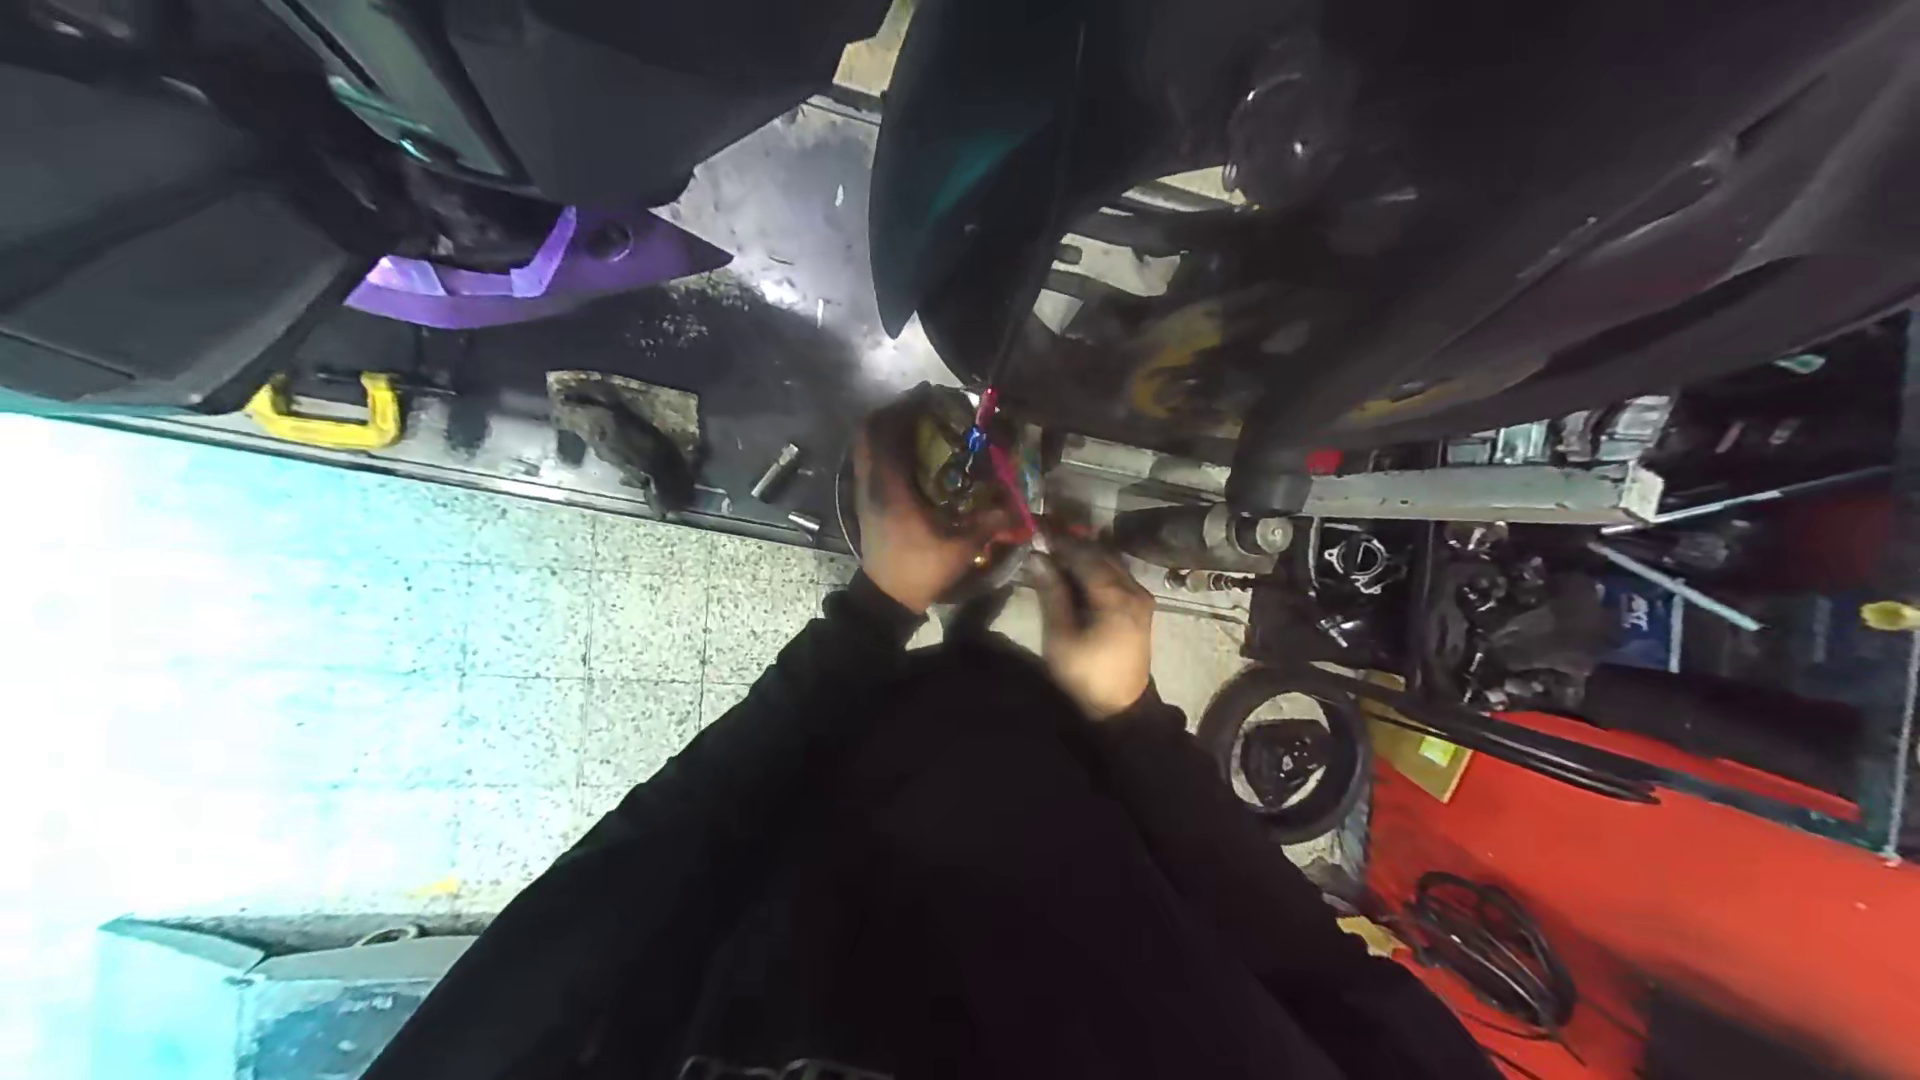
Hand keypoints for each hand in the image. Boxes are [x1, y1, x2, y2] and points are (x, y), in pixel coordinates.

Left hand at [852, 398, 1001, 613]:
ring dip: (886, 429)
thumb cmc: (921, 568)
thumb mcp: (960, 547)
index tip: (928, 396)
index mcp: (891, 487)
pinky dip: (883, 448)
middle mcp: (871, 482)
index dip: (903, 408)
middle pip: (868, 431)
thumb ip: (990, 523)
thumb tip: (1018, 507)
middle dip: (893, 412)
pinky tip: (909, 455)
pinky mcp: (864, 501)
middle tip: (923, 407)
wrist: (887, 596)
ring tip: (916, 425)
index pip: (885, 432)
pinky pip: (868, 461)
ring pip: (864, 446)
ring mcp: (863, 491)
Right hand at [1031, 538, 1154, 717]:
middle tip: (1044, 542)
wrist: (1120, 708)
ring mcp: (1141, 598)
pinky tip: (1076, 574)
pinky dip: (1096, 569)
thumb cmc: (1085, 674)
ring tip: (1056, 556)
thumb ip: (1051, 593)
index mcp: (1115, 597)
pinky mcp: (1141, 608)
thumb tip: (1038, 558)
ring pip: (1111, 564)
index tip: (1037, 533)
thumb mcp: (1060, 635)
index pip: (1085, 556)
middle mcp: (1134, 590)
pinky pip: (1117, 576)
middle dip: (1072, 546)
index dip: (1060, 543)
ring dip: (1084, 556)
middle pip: (1101, 555)